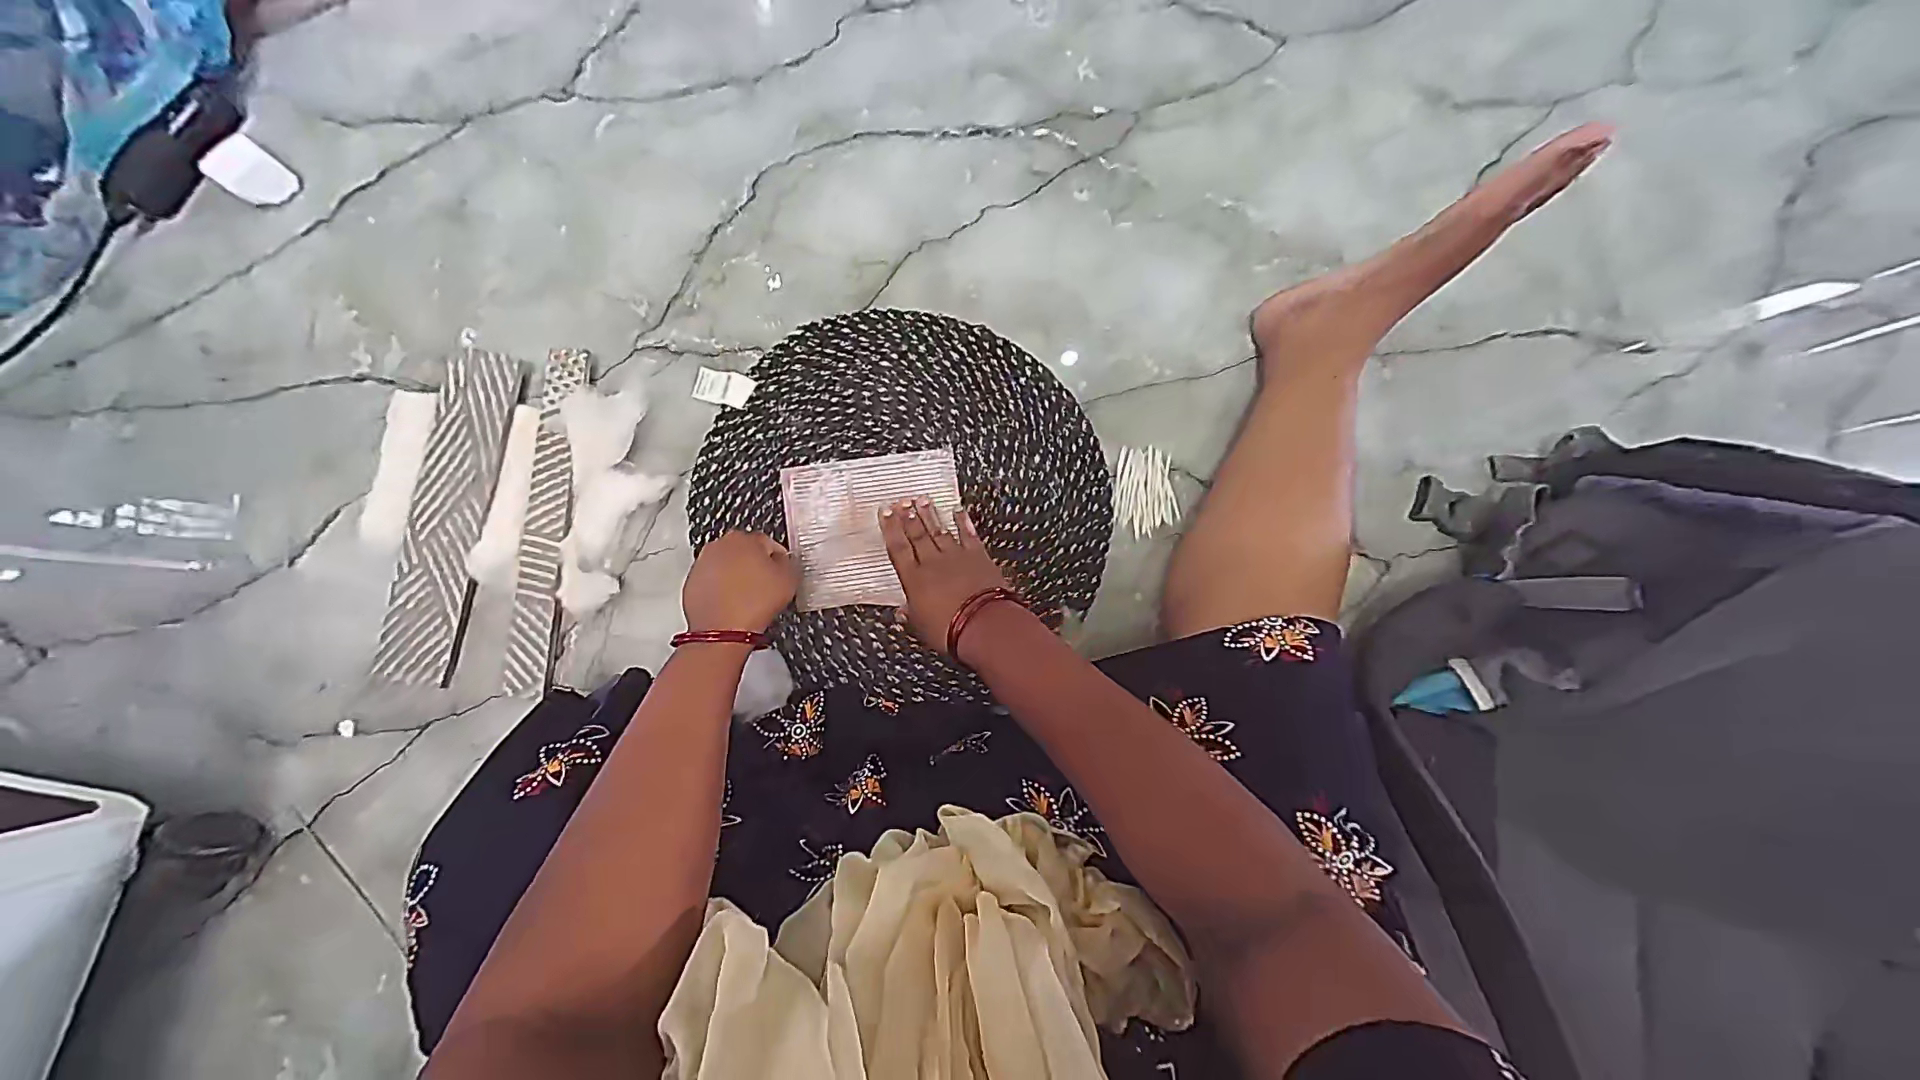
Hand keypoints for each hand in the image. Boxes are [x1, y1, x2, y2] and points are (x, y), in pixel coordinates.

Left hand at [683, 531, 796, 633]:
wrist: (724, 631)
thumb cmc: (753, 604)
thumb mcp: (789, 579)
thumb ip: (788, 562)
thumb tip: (784, 561)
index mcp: (744, 539)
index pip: (767, 542)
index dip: (777, 559)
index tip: (780, 571)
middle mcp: (719, 546)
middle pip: (744, 551)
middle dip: (754, 565)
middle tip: (765, 585)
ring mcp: (702, 564)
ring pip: (726, 566)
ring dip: (737, 576)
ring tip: (749, 597)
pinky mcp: (692, 583)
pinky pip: (712, 581)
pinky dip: (721, 589)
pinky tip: (733, 603)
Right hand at [879, 497, 1010, 655]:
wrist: (983, 624)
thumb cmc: (950, 630)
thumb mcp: (922, 627)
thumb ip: (910, 616)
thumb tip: (901, 613)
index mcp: (914, 579)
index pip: (898, 548)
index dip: (891, 528)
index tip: (886, 512)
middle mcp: (933, 563)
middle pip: (917, 534)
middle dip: (908, 516)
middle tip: (902, 500)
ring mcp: (956, 557)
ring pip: (939, 530)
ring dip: (930, 515)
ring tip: (922, 500)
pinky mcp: (978, 556)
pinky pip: (968, 534)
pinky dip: (962, 521)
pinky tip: (958, 511)